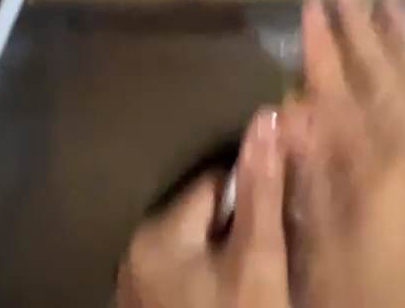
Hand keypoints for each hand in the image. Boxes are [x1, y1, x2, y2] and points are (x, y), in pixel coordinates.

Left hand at [117, 108, 291, 307]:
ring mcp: (132, 281)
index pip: (213, 181)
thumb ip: (260, 189)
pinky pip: (178, 270)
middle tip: (262, 241)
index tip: (273, 215)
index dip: (249, 195)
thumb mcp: (257, 258)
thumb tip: (268, 116)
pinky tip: (221, 287)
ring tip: (243, 263)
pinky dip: (200, 273)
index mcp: (153, 228)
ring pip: (190, 241)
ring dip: (216, 244)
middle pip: (199, 211)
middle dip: (231, 220)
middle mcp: (130, 248)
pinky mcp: (141, 304)